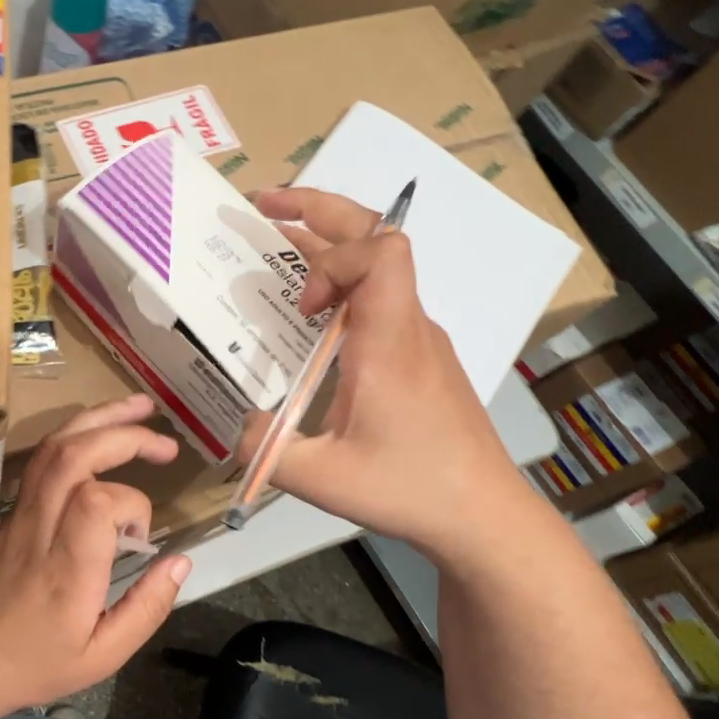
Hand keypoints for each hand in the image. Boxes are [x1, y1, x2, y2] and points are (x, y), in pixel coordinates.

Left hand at [0, 396, 193, 718]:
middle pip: (73, 455)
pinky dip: (74, 439)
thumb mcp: (104, 655)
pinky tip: (98, 437)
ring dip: (96, 421)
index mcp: (67, 569)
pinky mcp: (10, 515)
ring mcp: (19, 517)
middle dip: (123, 434)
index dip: (132, 504)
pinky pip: (40, 464)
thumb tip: (181, 560)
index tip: (141, 537)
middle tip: (166, 441)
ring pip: (51, 450)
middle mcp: (40, 530)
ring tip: (138, 409)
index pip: (97, 500)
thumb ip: (147, 607)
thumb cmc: (37, 665)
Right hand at [242, 188, 539, 560]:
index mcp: (389, 342)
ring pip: (381, 264)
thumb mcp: (318, 478)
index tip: (299, 307)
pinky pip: (380, 299)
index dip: (330, 257)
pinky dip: (341, 286)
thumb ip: (264, 449)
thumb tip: (238, 424)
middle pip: (379, 234)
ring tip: (275, 246)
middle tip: (263, 204)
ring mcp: (419, 339)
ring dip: (328, 247)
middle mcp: (409, 327)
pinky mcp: (420, 358)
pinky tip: (309, 318)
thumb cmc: (406, 489)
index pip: (378, 251)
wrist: (480, 514)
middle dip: (319, 210)